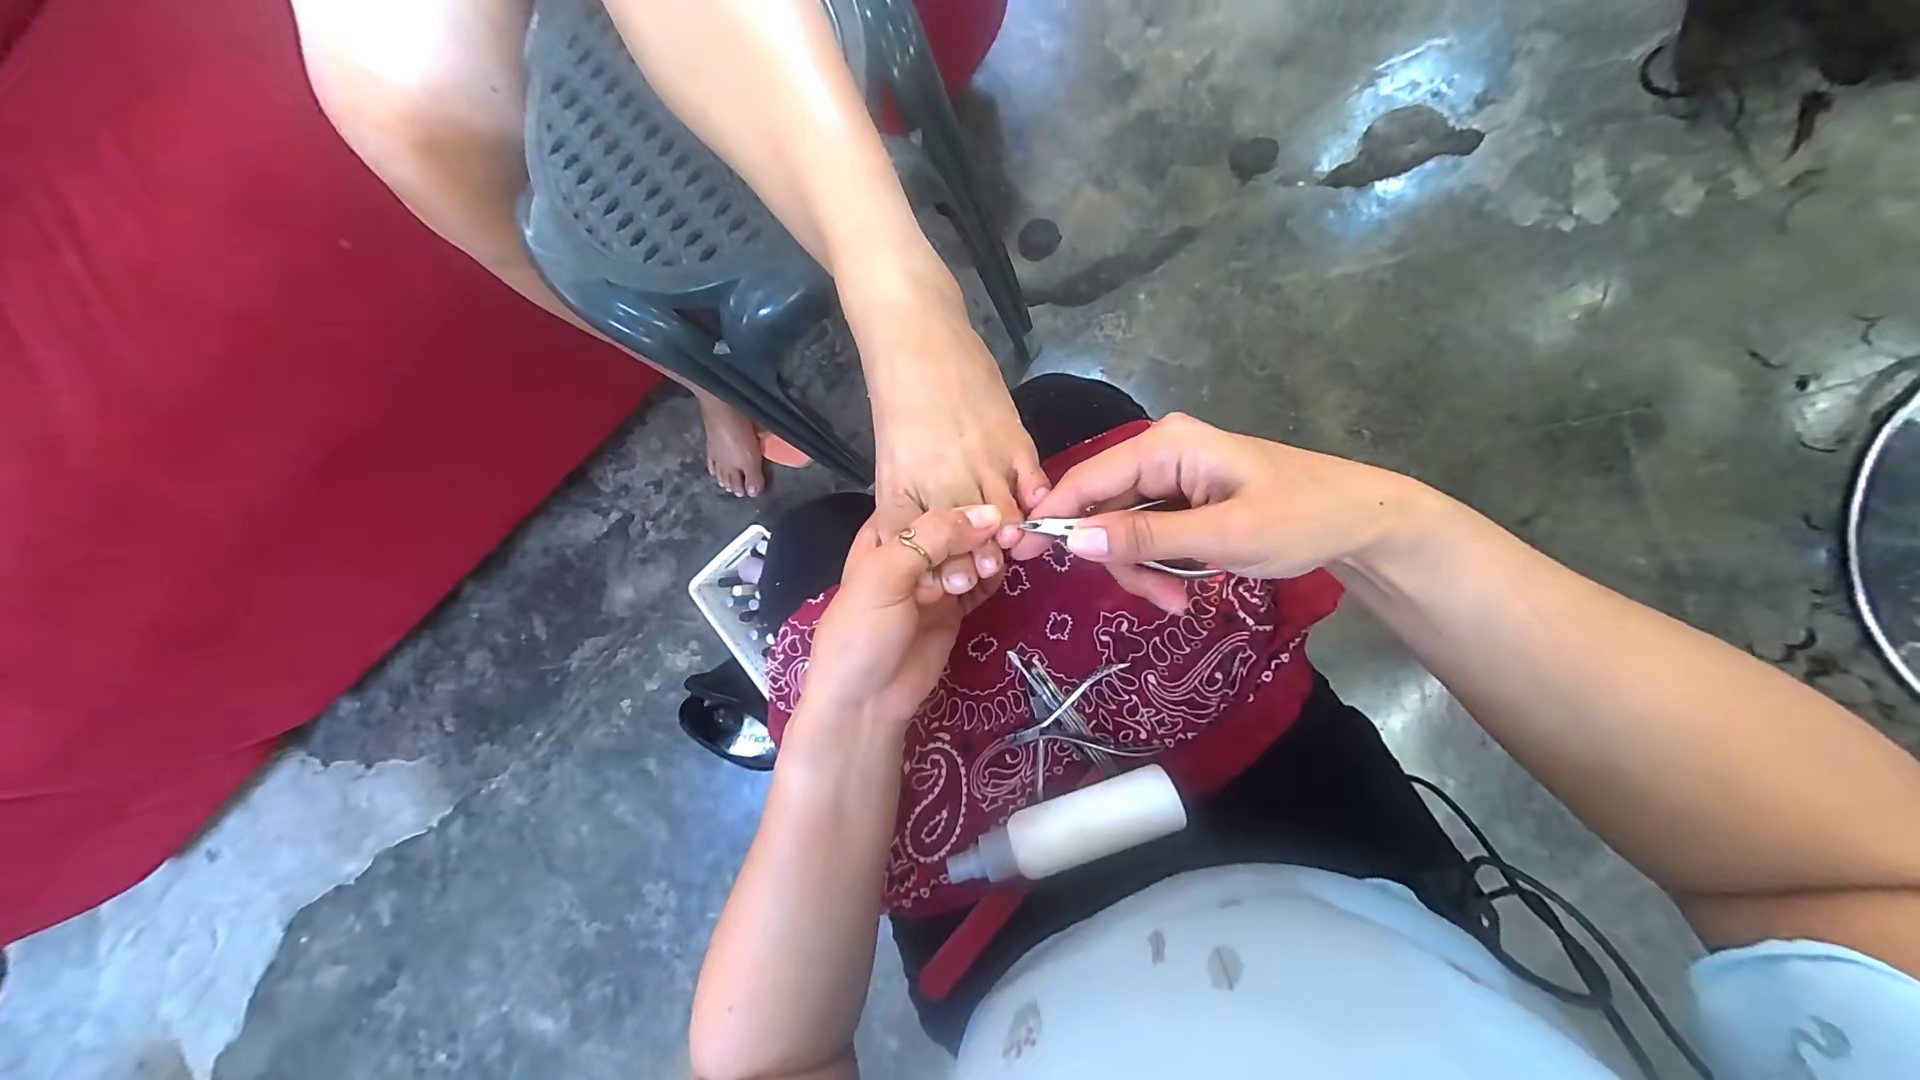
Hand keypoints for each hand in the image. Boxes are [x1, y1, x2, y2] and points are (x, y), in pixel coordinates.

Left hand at [799, 504, 1005, 726]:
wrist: (866, 701)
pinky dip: (992, 579)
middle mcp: (913, 553)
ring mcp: (935, 581)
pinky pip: (980, 583)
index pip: (932, 505)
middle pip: (957, 528)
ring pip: (972, 553)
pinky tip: (997, 578)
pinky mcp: (954, 608)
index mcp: (886, 534)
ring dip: (986, 557)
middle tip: (987, 555)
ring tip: (988, 571)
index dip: (962, 509)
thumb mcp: (886, 574)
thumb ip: (932, 538)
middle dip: (976, 536)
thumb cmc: (863, 631)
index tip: (991, 516)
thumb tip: (988, 515)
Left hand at [845, 268, 1046, 592]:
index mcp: (903, 487)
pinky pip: (1031, 483)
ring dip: (1006, 541)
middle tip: (983, 575)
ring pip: (1000, 518)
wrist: (918, 338)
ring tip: (1010, 550)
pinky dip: (1036, 503)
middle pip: (964, 538)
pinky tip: (1037, 512)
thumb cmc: (896, 399)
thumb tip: (927, 539)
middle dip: (973, 564)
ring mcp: (982, 460)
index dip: (933, 568)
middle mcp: (943, 481)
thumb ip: (906, 503)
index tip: (945, 585)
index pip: (919, 543)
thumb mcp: (889, 460)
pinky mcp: (1013, 438)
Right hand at [1010, 413, 1432, 612]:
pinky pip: (1145, 536)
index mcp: (1165, 446)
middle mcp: (1158, 455)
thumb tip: (1072, 540)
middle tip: (1154, 595)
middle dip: (1119, 558)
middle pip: (1102, 509)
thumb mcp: (1222, 535)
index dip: (1050, 515)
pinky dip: (1157, 566)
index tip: (1019, 553)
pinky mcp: (1178, 501)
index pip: (1087, 479)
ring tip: (1178, 598)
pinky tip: (1183, 589)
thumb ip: (1144, 537)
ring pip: (1121, 530)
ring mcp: (1168, 479)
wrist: (1359, 520)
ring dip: (1142, 570)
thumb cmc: (1300, 518)